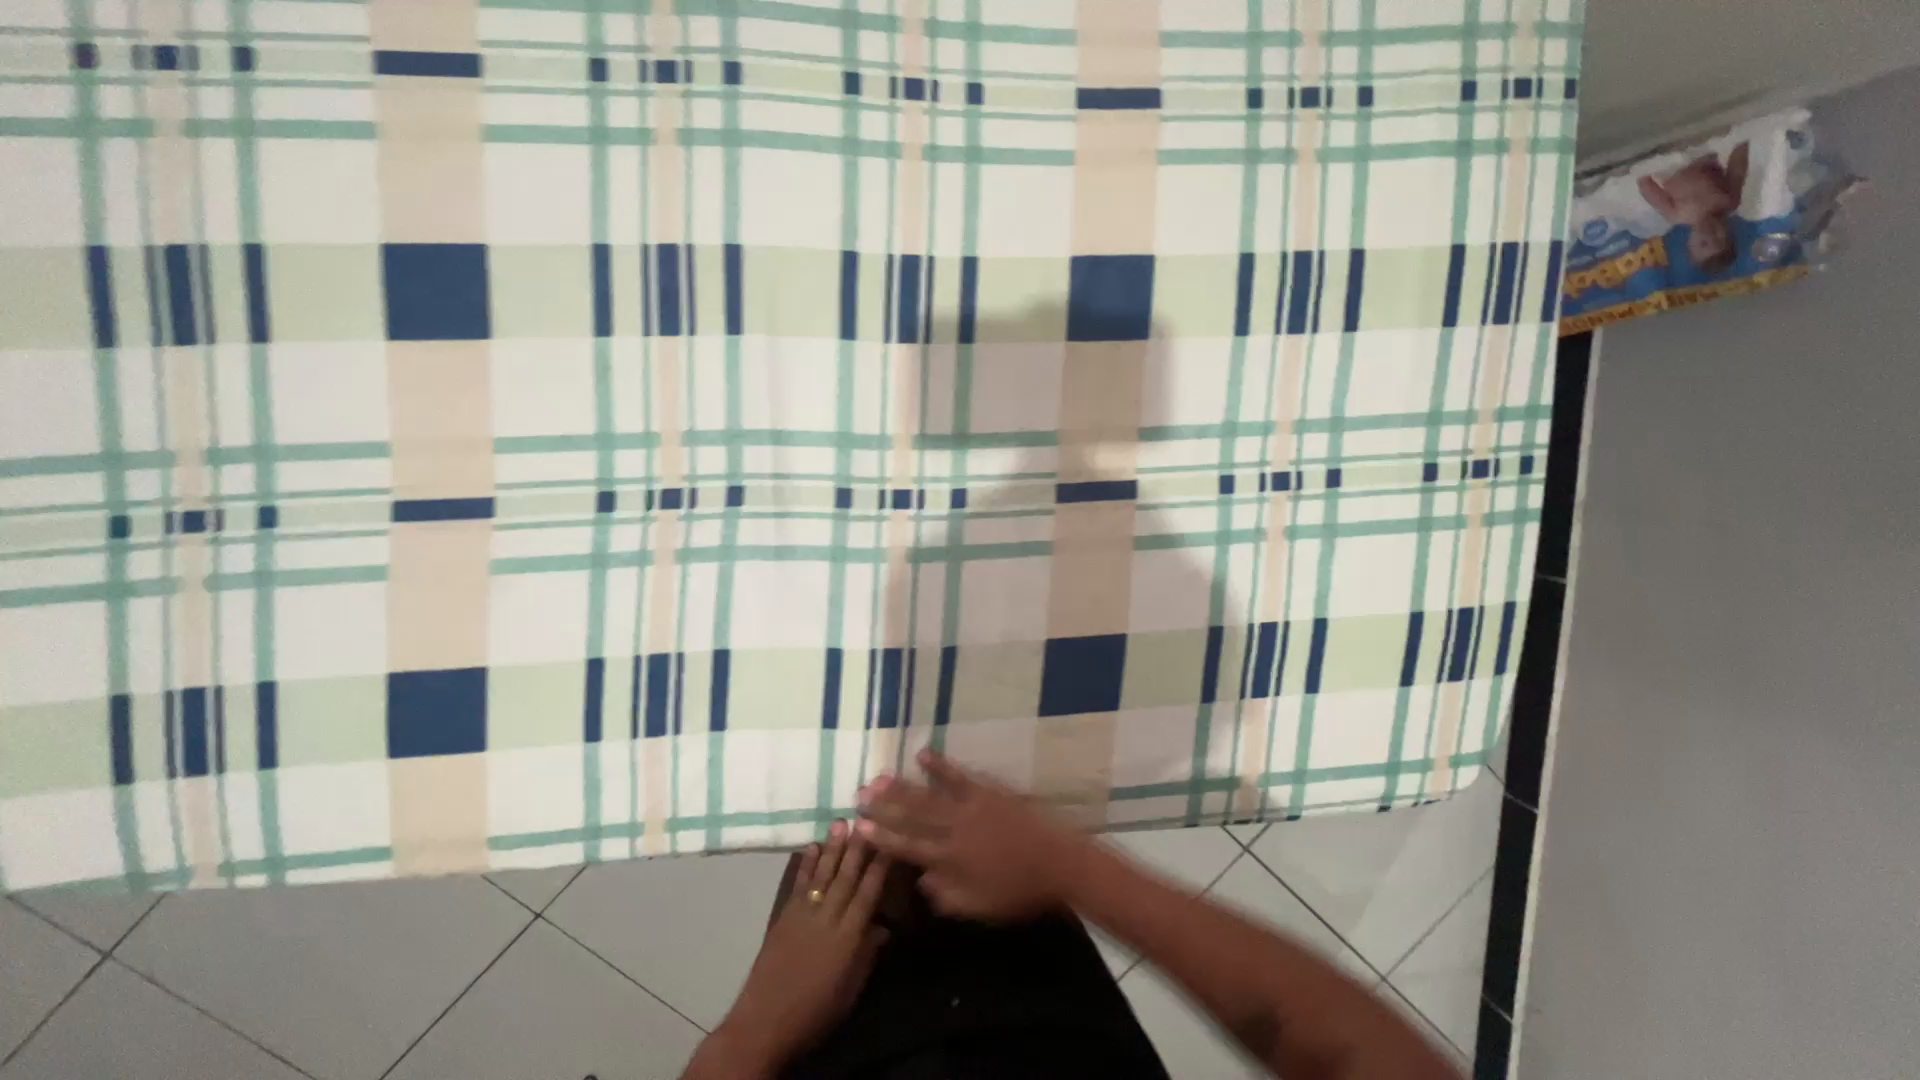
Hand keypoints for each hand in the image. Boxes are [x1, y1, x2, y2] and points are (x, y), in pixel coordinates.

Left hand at [704, 822, 890, 1073]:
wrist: (764, 1022)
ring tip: (841, 822)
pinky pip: (798, 885)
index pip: (868, 894)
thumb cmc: (815, 1013)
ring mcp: (803, 915)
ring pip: (822, 875)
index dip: (879, 866)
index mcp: (849, 938)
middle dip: (858, 847)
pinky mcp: (783, 917)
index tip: (889, 840)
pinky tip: (812, 847)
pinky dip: (805, 865)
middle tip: (866, 817)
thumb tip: (882, 927)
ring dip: (833, 848)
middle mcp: (827, 919)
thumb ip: (866, 955)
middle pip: (846, 877)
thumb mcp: (850, 990)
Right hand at [857, 749, 1087, 920]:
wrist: (1057, 863)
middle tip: (859, 796)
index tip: (859, 828)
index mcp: (950, 860)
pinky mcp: (987, 792)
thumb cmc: (1019, 891)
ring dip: (902, 786)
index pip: (908, 847)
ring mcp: (970, 807)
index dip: (883, 838)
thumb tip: (920, 879)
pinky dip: (939, 764)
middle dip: (884, 807)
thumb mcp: (980, 906)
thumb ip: (947, 895)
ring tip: (878, 778)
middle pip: (912, 816)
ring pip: (929, 795)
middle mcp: (954, 830)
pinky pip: (958, 776)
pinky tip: (922, 753)